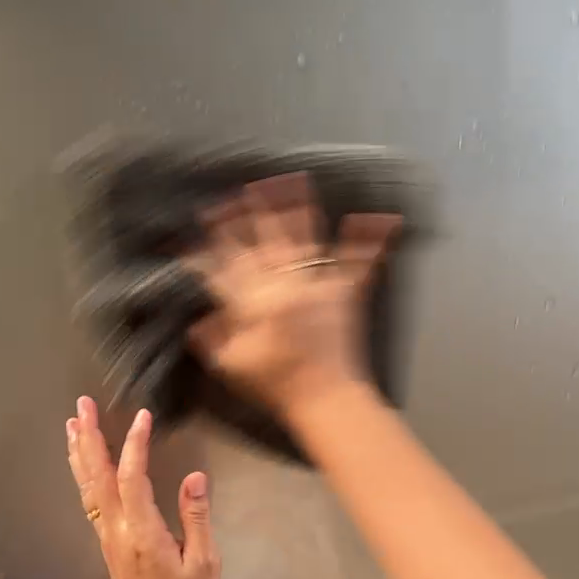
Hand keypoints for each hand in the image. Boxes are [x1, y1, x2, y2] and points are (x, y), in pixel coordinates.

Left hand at [66, 396, 219, 578]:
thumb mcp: (204, 563)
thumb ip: (197, 518)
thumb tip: (195, 477)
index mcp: (142, 532)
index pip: (133, 479)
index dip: (135, 445)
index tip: (143, 416)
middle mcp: (117, 528)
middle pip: (98, 476)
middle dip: (90, 437)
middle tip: (82, 403)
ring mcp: (107, 534)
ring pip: (88, 486)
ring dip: (80, 451)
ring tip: (73, 421)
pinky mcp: (107, 540)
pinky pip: (91, 498)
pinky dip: (83, 473)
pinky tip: (82, 460)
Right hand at [188, 173, 401, 417]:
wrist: (325, 398)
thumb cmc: (276, 386)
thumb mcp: (233, 366)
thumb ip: (213, 340)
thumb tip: (197, 322)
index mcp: (253, 302)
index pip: (224, 265)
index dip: (208, 244)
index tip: (196, 225)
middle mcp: (283, 284)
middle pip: (263, 240)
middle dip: (250, 212)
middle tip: (241, 190)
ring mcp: (317, 285)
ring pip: (304, 238)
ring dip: (298, 207)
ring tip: (294, 179)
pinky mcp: (346, 293)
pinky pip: (359, 263)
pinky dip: (371, 240)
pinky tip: (382, 217)